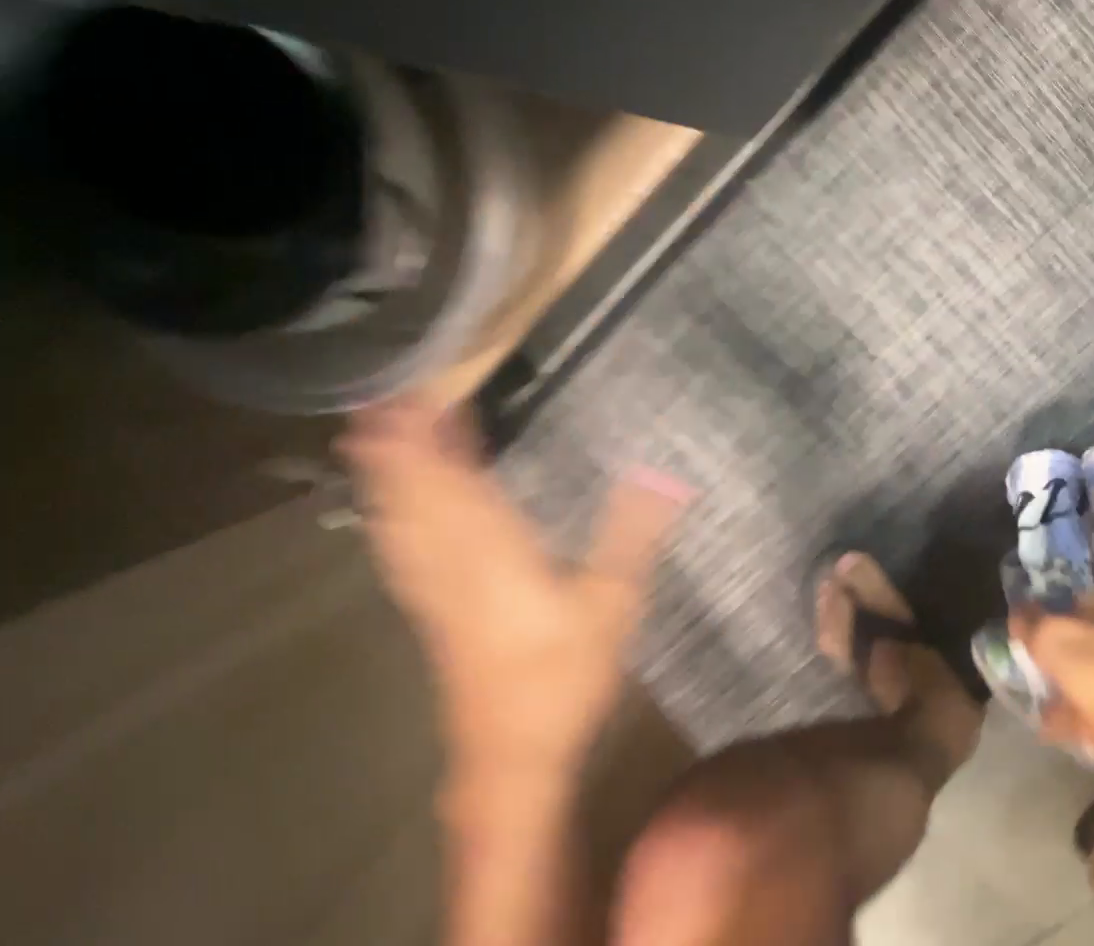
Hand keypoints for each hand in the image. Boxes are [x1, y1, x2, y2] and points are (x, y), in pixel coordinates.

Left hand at [340, 396, 688, 779]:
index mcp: (496, 554)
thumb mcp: (615, 604)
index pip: (459, 484)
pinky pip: (405, 554)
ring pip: (403, 524)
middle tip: (382, 401)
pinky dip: (393, 521)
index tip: (421, 398)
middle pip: (418, 497)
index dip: (436, 440)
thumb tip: (666, 475)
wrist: (511, 754)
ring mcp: (437, 593)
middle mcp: (455, 565)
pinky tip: (387, 514)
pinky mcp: (434, 616)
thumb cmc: (565, 677)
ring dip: (387, 480)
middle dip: (399, 449)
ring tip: (370, 439)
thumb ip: (635, 535)